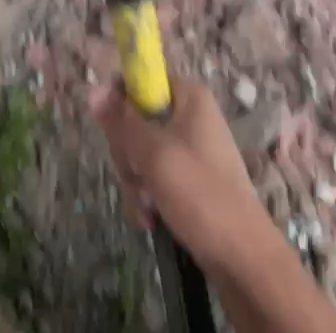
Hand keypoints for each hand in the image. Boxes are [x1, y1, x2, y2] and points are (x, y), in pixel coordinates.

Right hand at [88, 76, 275, 276]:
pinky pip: (155, 176)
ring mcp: (191, 148)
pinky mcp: (190, 178)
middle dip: (128, 155)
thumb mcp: (154, 155)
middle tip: (137, 177)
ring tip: (147, 207)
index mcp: (190, 97)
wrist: (241, 255)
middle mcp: (191, 116)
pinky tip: (151, 219)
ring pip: (141, 152)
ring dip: (136, 182)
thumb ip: (122, 122)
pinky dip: (148, 197)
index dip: (122, 103)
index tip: (113, 132)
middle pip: (137, 120)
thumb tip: (93, 88)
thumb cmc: (200, 194)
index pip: (142, 80)